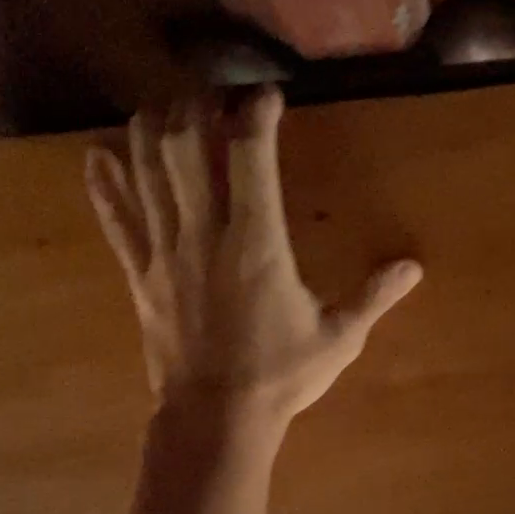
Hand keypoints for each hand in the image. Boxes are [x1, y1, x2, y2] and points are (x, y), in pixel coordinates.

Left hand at [84, 88, 421, 427]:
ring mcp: (164, 251)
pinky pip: (113, 216)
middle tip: (215, 99)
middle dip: (196, 109)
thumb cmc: (283, 376)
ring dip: (151, 129)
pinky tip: (100, 153)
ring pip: (144, 169)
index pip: (249, 158)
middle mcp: (204, 234)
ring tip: (167, 112)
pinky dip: (104, 180)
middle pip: (184, 146)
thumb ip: (374, 296)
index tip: (267, 96)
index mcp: (257, 245)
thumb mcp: (341, 337)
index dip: (255, 115)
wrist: (218, 416)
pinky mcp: (139, 273)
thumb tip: (414, 267)